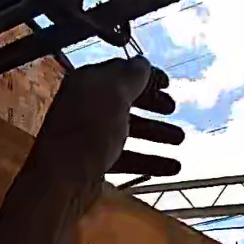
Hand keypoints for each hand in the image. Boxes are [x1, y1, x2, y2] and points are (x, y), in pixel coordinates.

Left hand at [22, 56, 181, 212]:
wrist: (63, 179)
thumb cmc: (90, 129)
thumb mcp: (115, 93)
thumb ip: (132, 75)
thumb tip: (142, 63)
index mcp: (88, 83)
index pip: (120, 72)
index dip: (146, 76)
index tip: (169, 84)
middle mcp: (86, 106)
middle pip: (125, 101)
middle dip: (152, 104)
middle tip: (172, 108)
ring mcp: (89, 135)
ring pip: (128, 130)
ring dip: (157, 133)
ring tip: (180, 139)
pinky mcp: (95, 162)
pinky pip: (127, 157)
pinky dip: (150, 160)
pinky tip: (172, 167)